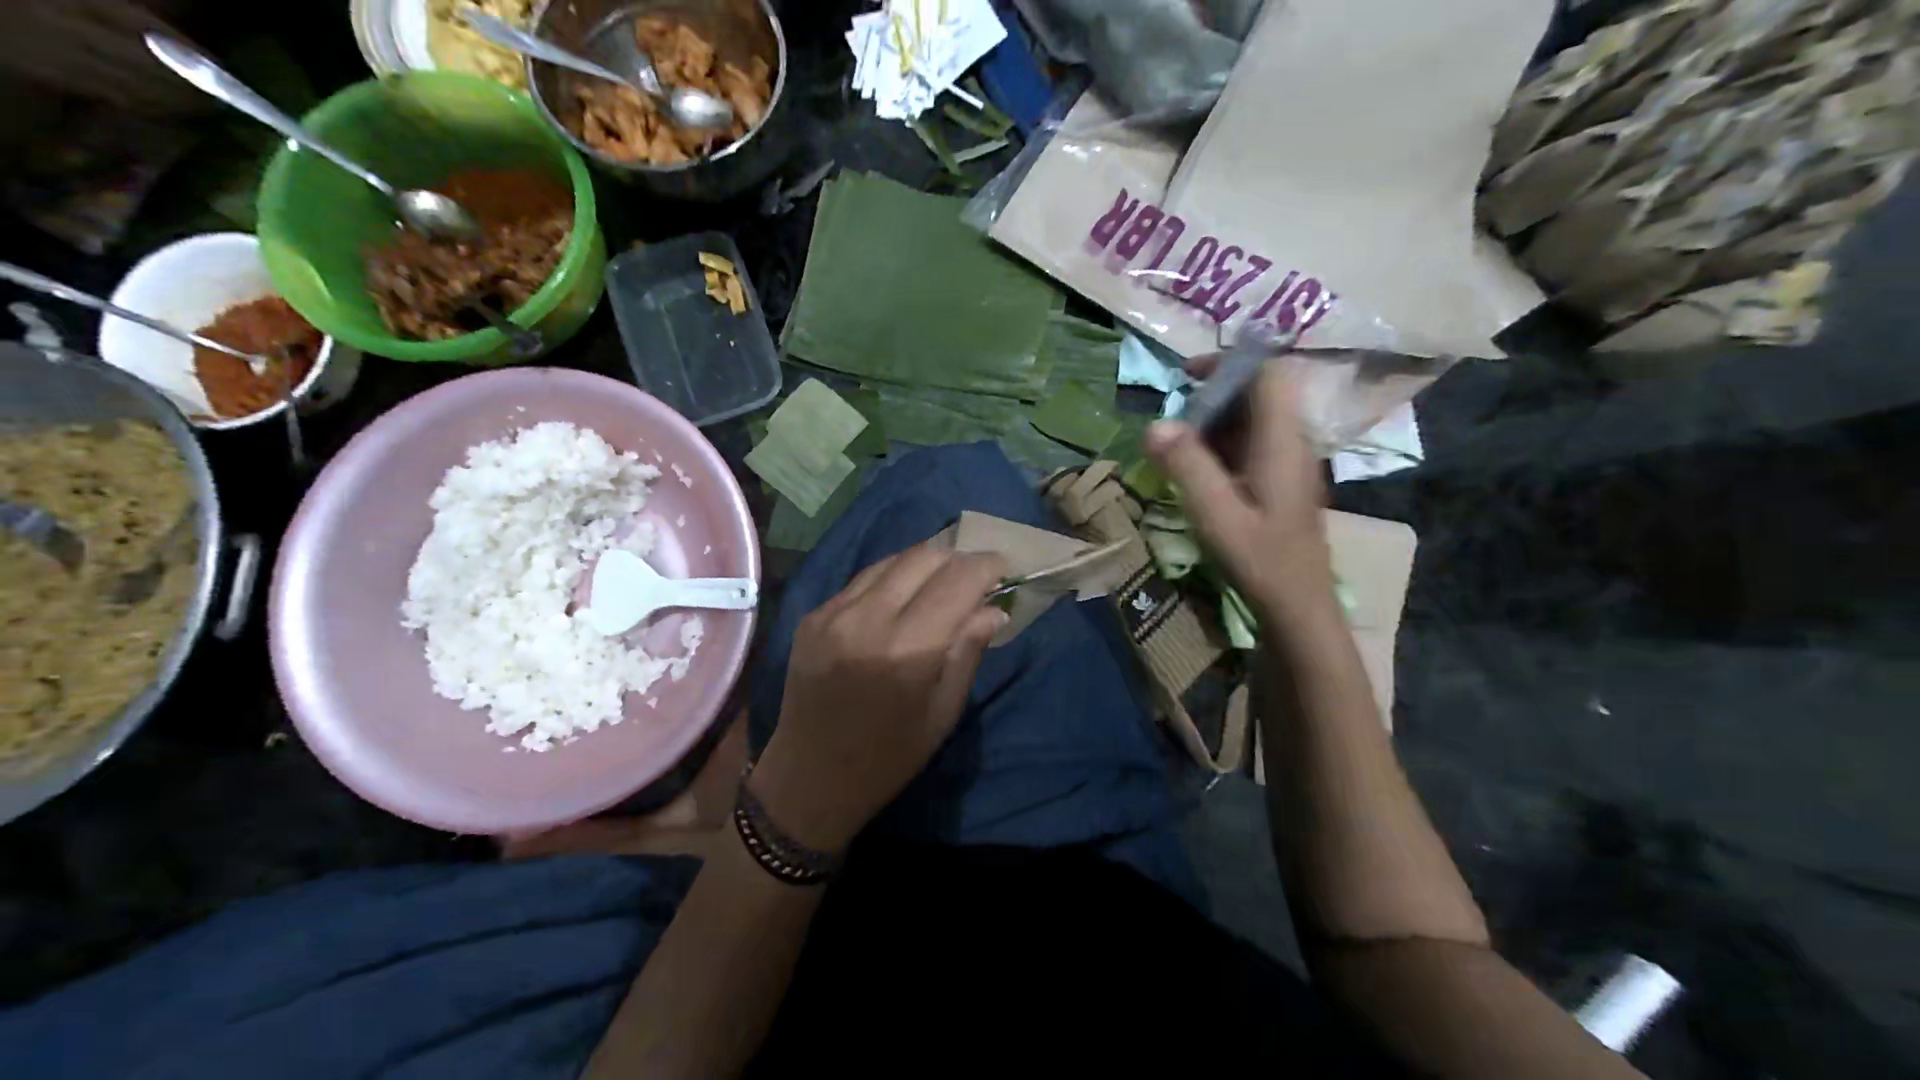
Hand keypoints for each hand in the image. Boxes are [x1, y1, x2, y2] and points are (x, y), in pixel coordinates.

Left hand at [749, 542, 1009, 854]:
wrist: (809, 777)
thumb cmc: (889, 758)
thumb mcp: (943, 711)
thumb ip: (968, 650)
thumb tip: (994, 608)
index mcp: (906, 650)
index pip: (957, 580)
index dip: (987, 566)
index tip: (1004, 566)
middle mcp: (867, 619)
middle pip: (924, 557)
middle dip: (958, 559)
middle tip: (976, 576)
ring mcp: (833, 613)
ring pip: (892, 560)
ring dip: (925, 563)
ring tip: (943, 582)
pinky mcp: (812, 615)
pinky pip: (862, 580)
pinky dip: (892, 579)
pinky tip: (902, 598)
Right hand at [1145, 359, 1332, 620]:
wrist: (1297, 606)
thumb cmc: (1261, 560)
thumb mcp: (1216, 515)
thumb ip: (1187, 466)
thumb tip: (1154, 425)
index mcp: (1283, 442)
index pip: (1270, 374)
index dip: (1231, 363)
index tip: (1188, 377)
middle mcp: (1293, 442)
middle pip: (1260, 393)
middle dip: (1213, 395)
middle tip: (1173, 418)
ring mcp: (1289, 462)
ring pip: (1254, 419)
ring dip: (1215, 422)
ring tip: (1177, 444)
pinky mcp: (1281, 481)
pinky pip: (1252, 443)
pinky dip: (1222, 445)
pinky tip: (1197, 471)